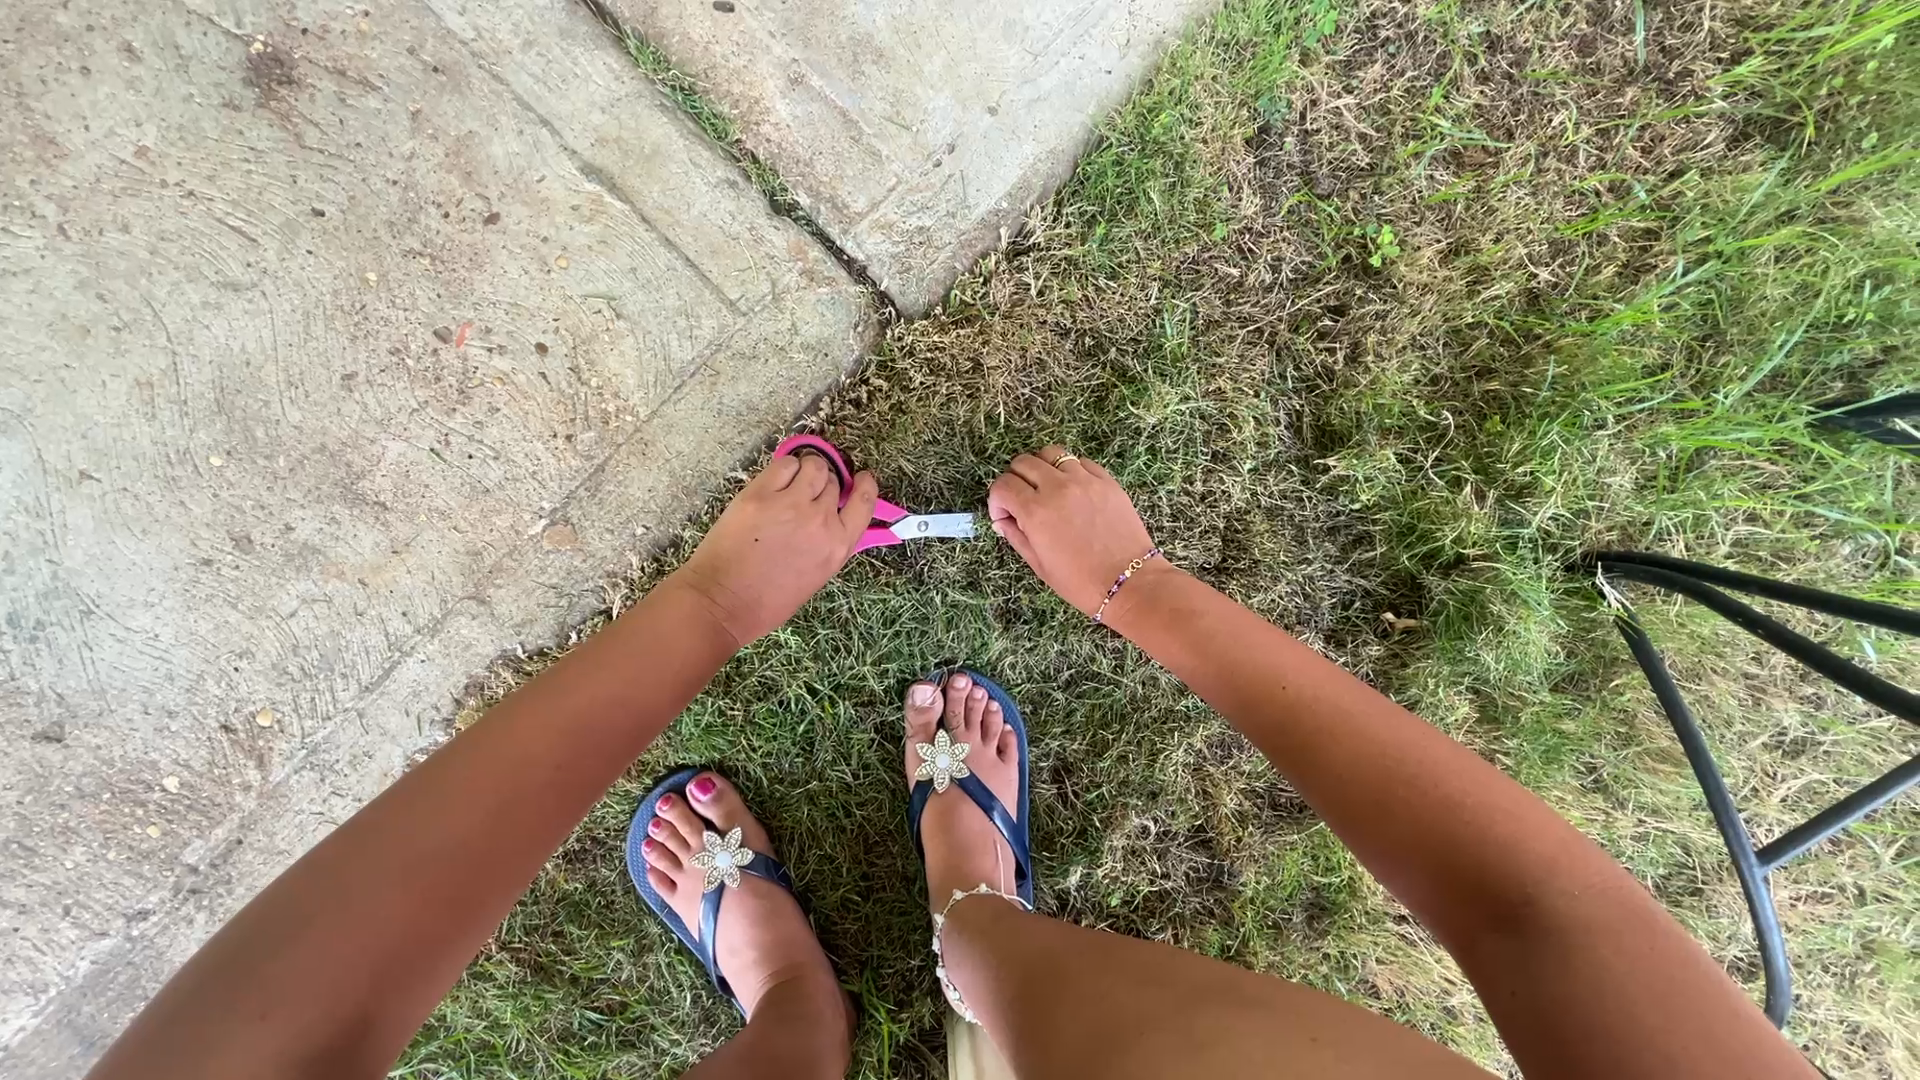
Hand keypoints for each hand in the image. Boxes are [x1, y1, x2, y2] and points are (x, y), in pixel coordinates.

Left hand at [670, 451, 878, 645]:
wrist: (723, 602)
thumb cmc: (768, 601)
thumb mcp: (817, 576)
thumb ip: (828, 543)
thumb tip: (829, 518)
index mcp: (838, 546)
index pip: (864, 502)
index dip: (865, 485)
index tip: (861, 478)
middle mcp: (820, 520)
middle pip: (834, 482)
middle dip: (824, 484)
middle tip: (807, 492)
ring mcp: (790, 504)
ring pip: (813, 466)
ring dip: (807, 470)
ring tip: (793, 481)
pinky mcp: (760, 494)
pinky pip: (783, 465)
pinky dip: (784, 468)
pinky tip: (775, 481)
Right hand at [987, 445, 1160, 615]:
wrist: (1129, 582)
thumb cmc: (1080, 581)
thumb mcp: (1039, 564)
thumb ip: (1016, 535)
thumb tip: (1002, 520)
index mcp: (1035, 512)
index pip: (1003, 485)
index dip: (997, 500)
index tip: (1005, 514)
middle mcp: (1057, 488)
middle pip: (1023, 462)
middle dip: (1015, 480)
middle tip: (1022, 500)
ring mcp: (1084, 481)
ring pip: (1051, 453)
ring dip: (1041, 467)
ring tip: (1046, 488)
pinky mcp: (1106, 481)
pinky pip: (1080, 461)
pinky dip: (1069, 470)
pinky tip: (1072, 490)